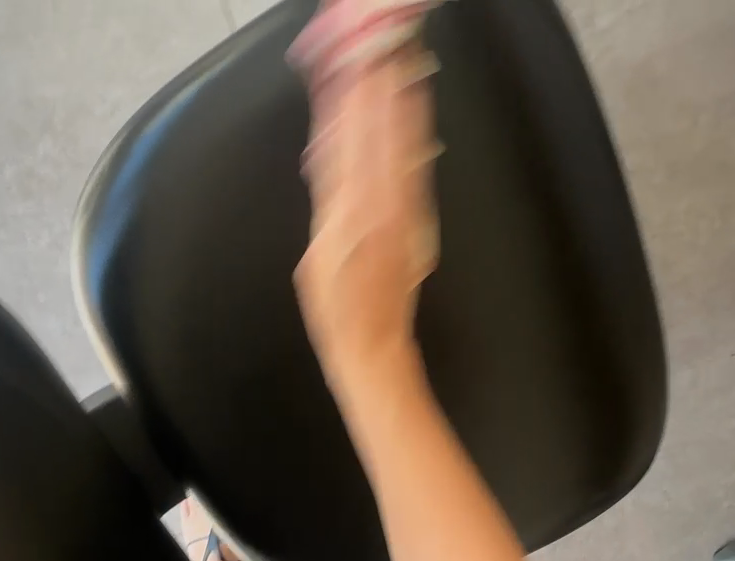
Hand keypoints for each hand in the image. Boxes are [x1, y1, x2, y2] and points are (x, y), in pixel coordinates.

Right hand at [295, 53, 440, 399]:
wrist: (375, 346)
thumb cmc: (337, 310)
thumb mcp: (316, 256)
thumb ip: (326, 203)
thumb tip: (330, 155)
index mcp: (351, 212)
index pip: (350, 140)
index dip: (353, 96)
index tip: (352, 57)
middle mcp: (383, 206)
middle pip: (380, 134)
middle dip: (379, 85)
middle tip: (380, 41)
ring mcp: (405, 213)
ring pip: (403, 147)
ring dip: (403, 102)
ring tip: (405, 61)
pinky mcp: (418, 223)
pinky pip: (415, 171)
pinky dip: (414, 137)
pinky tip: (417, 116)